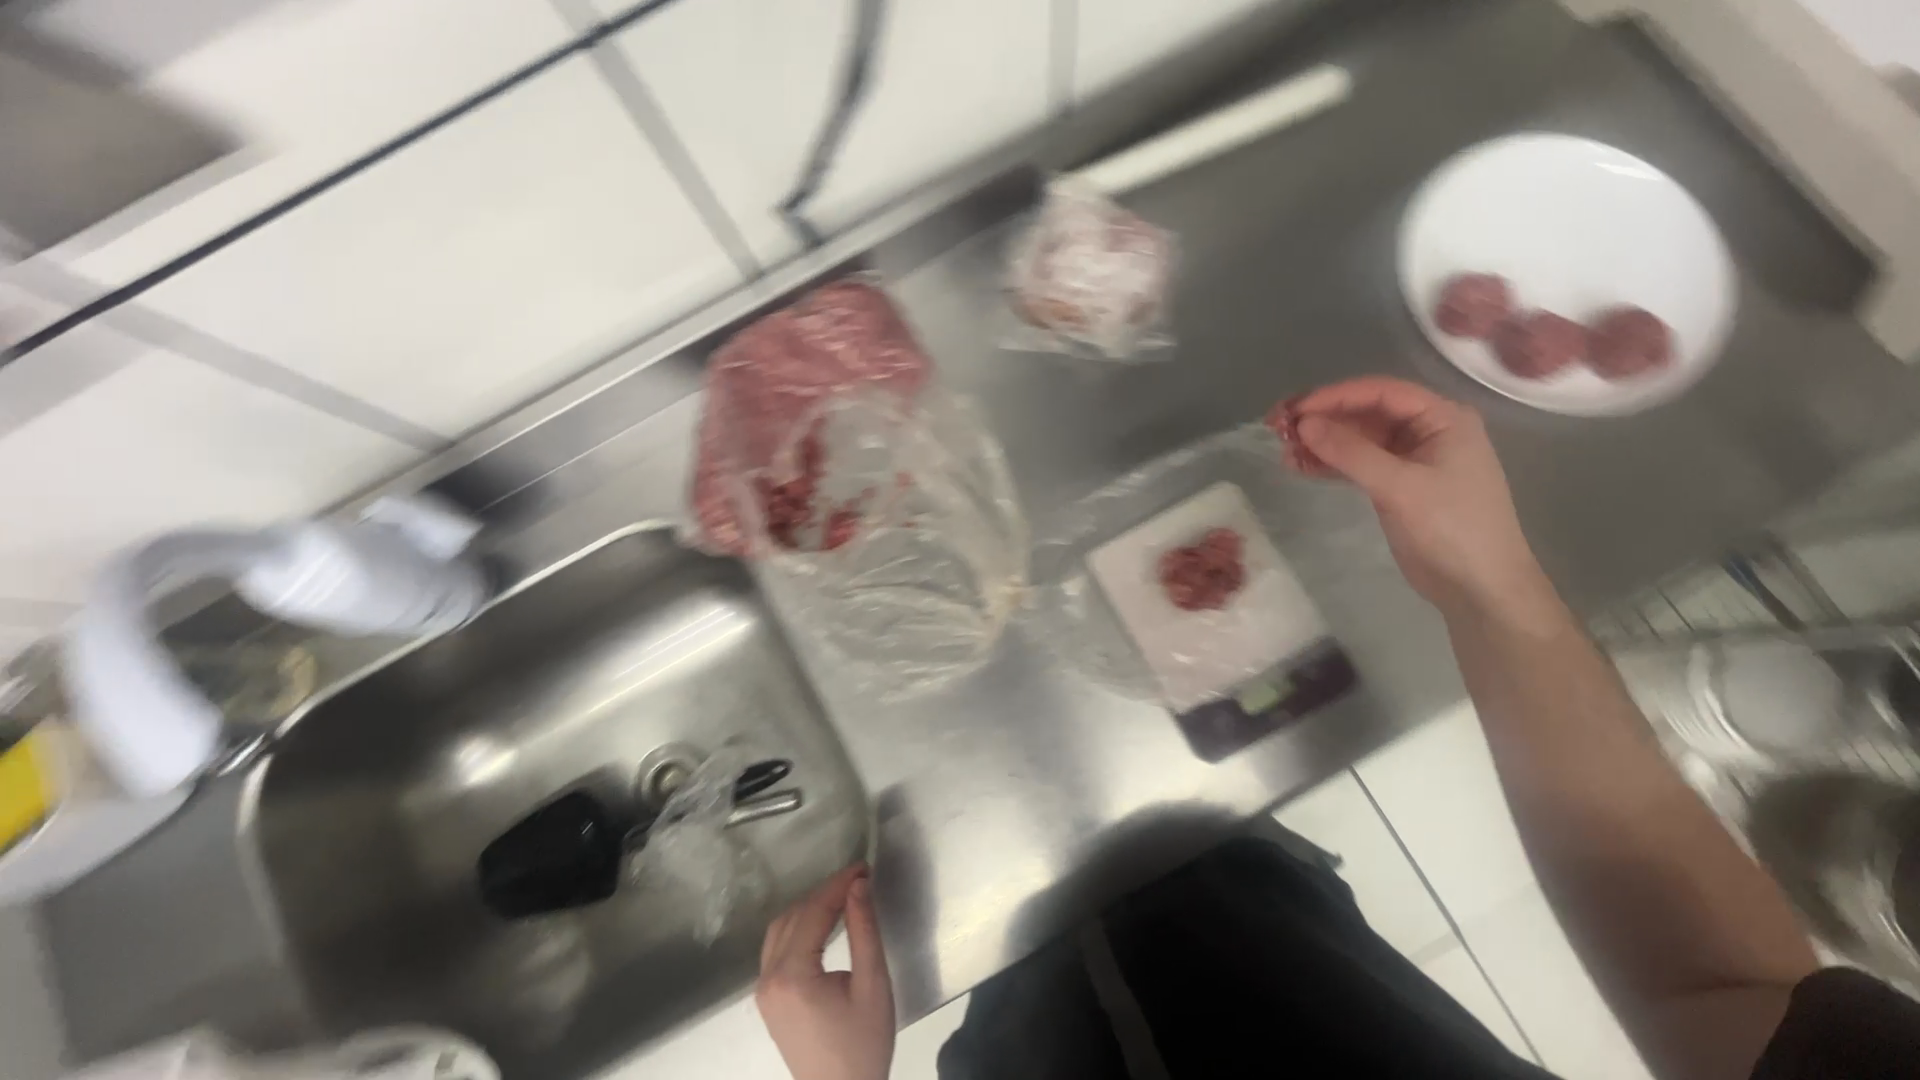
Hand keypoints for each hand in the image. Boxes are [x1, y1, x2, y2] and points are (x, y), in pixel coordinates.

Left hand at [756, 863, 894, 1079]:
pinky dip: (798, 927)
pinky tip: (821, 923)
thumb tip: (858, 885)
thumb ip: (863, 931)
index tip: (864, 867)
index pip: (813, 912)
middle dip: (825, 892)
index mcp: (792, 975)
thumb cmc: (863, 1044)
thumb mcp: (872, 985)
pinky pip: (777, 948)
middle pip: (794, 917)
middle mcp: (768, 978)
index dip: (838, 884)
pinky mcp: (768, 1000)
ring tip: (843, 896)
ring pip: (780, 930)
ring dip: (809, 907)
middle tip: (858, 879)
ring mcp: (763, 990)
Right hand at [1274, 377, 1558, 624]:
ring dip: (1320, 443)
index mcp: (1442, 418)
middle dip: (1321, 419)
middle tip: (1277, 427)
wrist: (1478, 587)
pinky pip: (1356, 464)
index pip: (1381, 393)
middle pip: (1365, 413)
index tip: (1295, 411)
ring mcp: (1411, 459)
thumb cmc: (1451, 528)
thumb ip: (1351, 453)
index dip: (1335, 397)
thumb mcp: (1400, 487)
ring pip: (1357, 440)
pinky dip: (1329, 464)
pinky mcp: (1396, 486)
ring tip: (1283, 451)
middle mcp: (1427, 431)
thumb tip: (1303, 424)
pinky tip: (1300, 467)